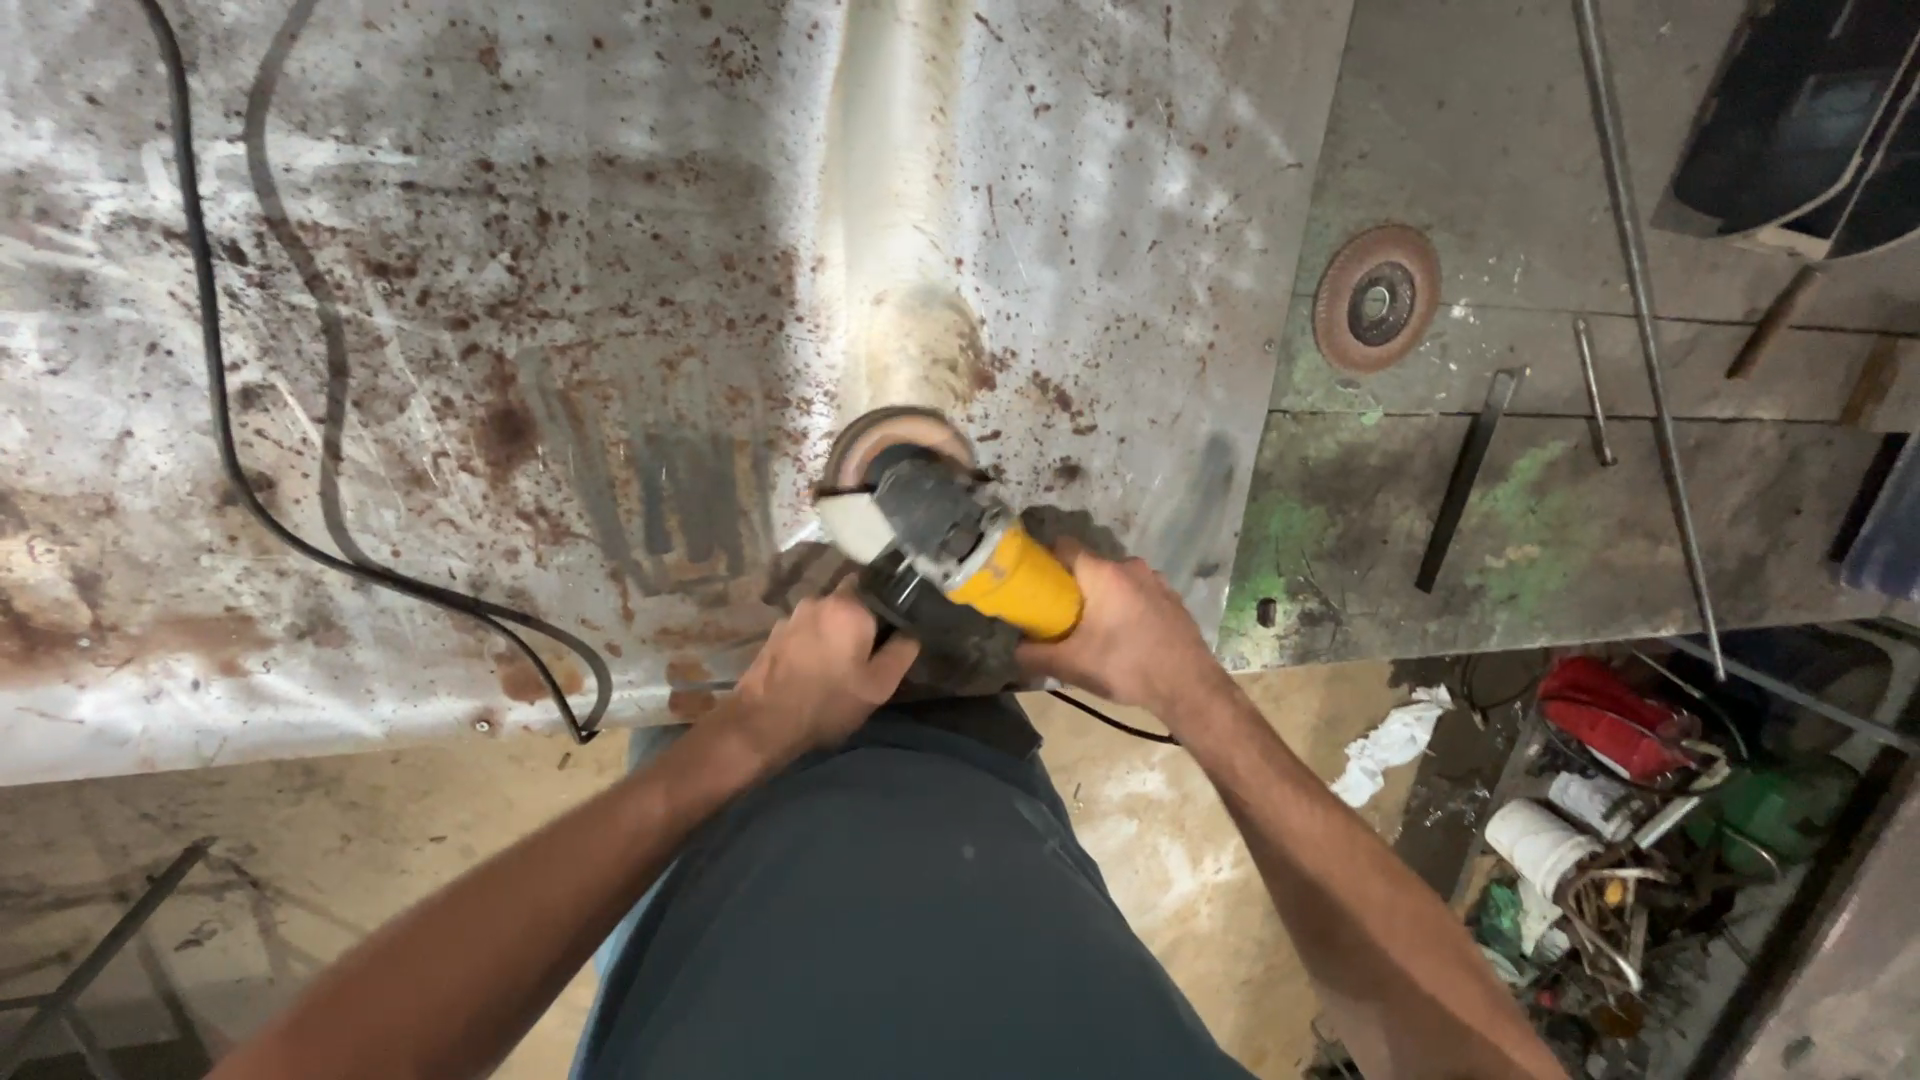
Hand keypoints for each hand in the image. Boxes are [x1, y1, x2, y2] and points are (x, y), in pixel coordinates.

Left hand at [731, 579, 919, 760]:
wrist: (762, 723)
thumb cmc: (828, 702)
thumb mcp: (879, 685)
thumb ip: (902, 651)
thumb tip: (911, 631)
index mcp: (850, 605)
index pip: (880, 587)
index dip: (890, 608)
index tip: (894, 632)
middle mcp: (819, 599)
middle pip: (851, 599)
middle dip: (861, 619)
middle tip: (868, 651)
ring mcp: (793, 614)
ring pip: (827, 614)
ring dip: (835, 631)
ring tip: (839, 662)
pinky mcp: (775, 633)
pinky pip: (806, 628)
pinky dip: (814, 641)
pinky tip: (815, 667)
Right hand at [1016, 539, 1228, 715]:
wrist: (1189, 686)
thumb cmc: (1126, 666)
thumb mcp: (1071, 665)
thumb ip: (1034, 655)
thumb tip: (1016, 649)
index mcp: (1103, 573)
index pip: (1064, 546)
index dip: (1046, 560)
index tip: (1036, 584)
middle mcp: (1130, 567)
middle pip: (1091, 566)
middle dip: (1074, 586)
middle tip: (1063, 616)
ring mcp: (1157, 580)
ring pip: (1117, 580)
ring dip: (1104, 598)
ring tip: (1097, 630)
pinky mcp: (1174, 598)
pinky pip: (1140, 593)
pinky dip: (1128, 607)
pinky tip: (1128, 636)